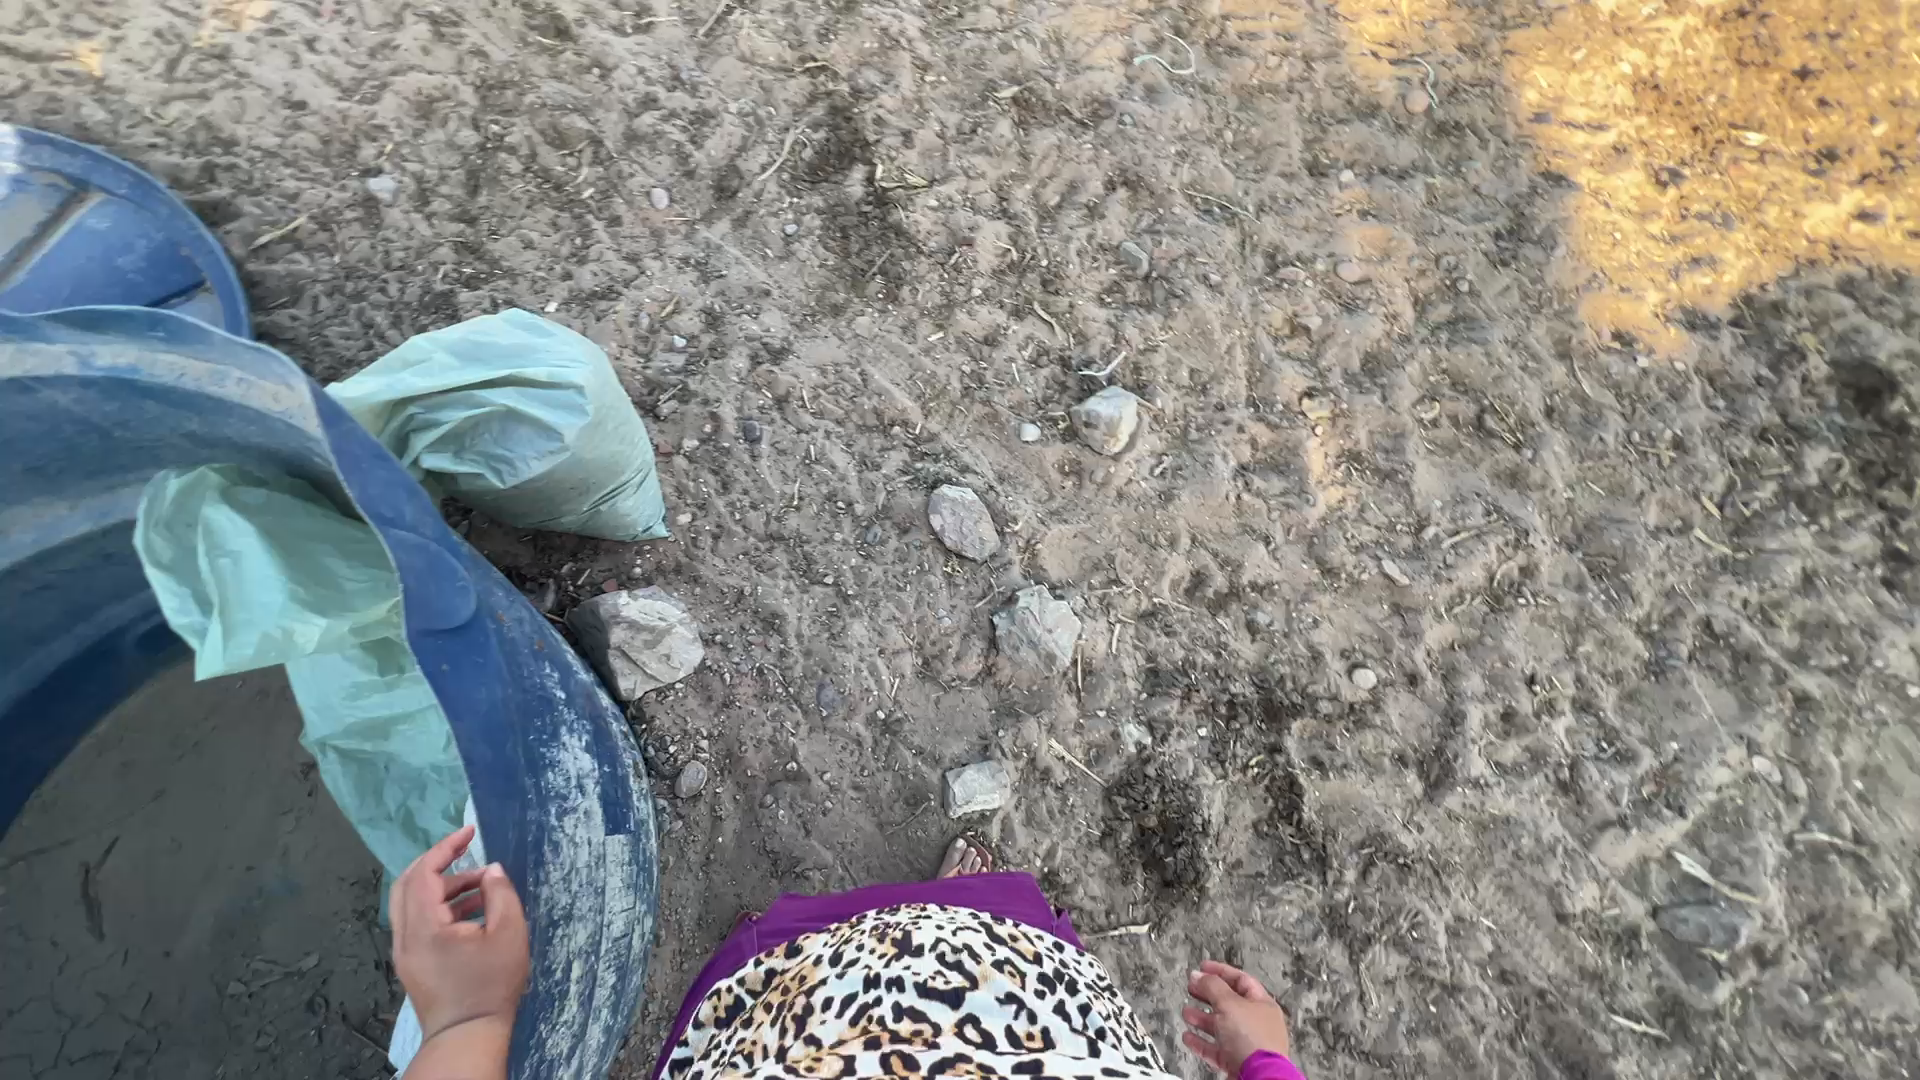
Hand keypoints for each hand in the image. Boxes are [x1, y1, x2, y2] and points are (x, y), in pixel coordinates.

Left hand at [390, 825, 530, 1041]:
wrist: (467, 1034)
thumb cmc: (491, 981)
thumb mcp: (508, 931)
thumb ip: (500, 893)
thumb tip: (491, 870)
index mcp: (424, 927)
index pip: (422, 874)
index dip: (445, 847)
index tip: (470, 832)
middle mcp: (405, 937)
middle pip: (407, 885)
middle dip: (437, 861)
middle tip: (467, 847)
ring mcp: (406, 952)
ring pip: (413, 903)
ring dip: (445, 885)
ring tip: (485, 884)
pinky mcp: (414, 963)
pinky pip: (420, 921)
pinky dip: (443, 904)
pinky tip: (476, 909)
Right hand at [1182, 960, 1290, 1074]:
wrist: (1259, 1078)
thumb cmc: (1249, 1036)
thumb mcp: (1229, 1003)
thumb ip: (1211, 985)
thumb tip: (1197, 974)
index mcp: (1261, 1005)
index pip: (1240, 980)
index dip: (1220, 971)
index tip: (1201, 967)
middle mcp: (1256, 1023)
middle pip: (1228, 1003)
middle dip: (1207, 995)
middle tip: (1190, 987)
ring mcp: (1246, 1044)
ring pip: (1220, 1027)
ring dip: (1201, 1019)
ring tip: (1186, 1012)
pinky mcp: (1236, 1062)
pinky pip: (1216, 1049)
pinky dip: (1201, 1042)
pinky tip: (1188, 1037)